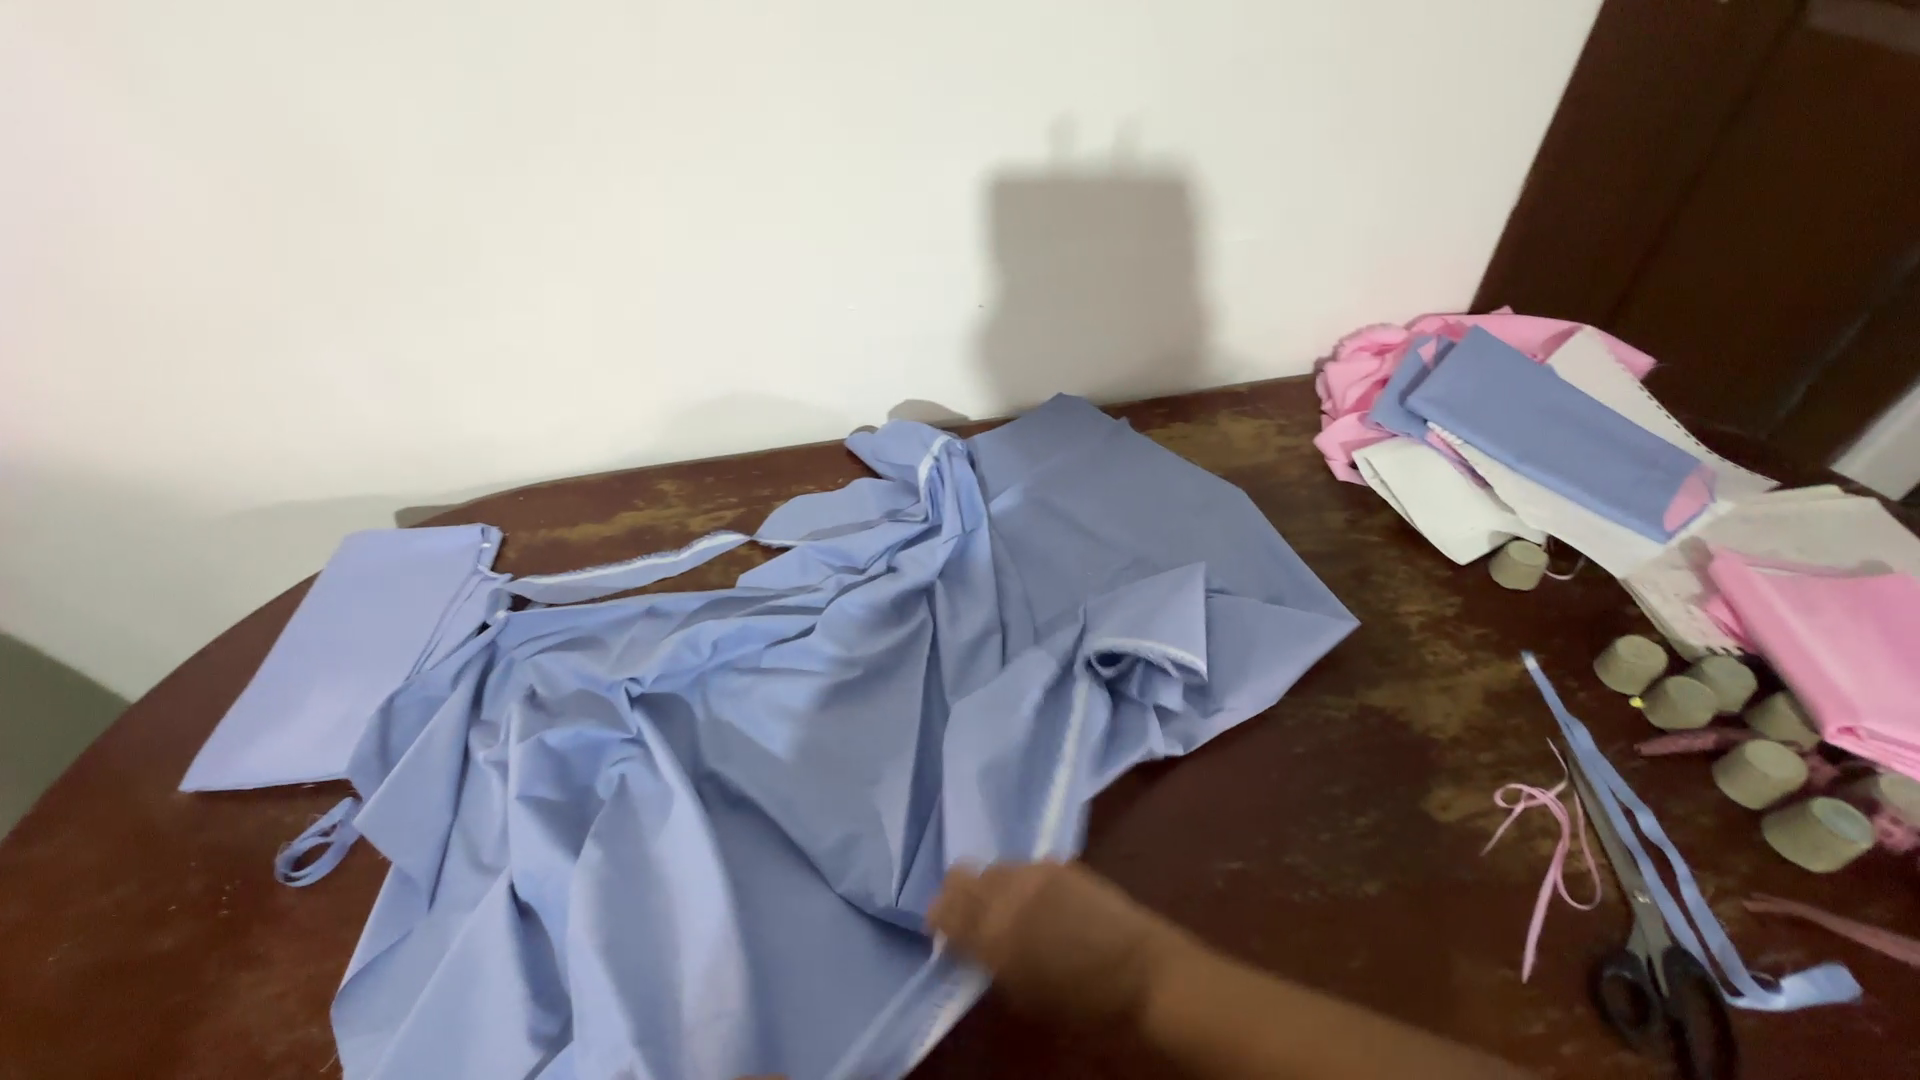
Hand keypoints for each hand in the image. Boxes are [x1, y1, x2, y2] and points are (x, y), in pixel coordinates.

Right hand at [927, 860, 1187, 1027]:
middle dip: (957, 893)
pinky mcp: (1059, 863)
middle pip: (959, 875)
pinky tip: (1042, 901)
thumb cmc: (1081, 1001)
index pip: (942, 910)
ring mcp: (1033, 872)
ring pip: (993, 867)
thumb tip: (971, 942)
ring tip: (1009, 907)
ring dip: (992, 885)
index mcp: (991, 935)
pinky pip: (1025, 866)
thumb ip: (989, 960)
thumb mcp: (1022, 994)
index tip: (942, 929)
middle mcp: (1005, 894)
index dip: (938, 918)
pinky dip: (1023, 881)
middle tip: (968, 914)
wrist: (1140, 970)